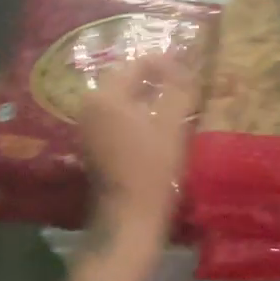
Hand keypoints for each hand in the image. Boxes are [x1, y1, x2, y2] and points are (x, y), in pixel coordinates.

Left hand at [80, 55, 195, 233]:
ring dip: (148, 98)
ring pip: (122, 100)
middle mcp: (89, 105)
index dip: (168, 64)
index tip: (192, 73)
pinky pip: (116, 118)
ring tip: (177, 106)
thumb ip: (179, 90)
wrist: (129, 216)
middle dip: (157, 80)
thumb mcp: (171, 125)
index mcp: (105, 96)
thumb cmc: (152, 169)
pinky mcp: (92, 145)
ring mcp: (87, 127)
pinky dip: (137, 115)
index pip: (138, 63)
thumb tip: (187, 69)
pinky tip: (158, 127)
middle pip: (127, 80)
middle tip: (187, 88)